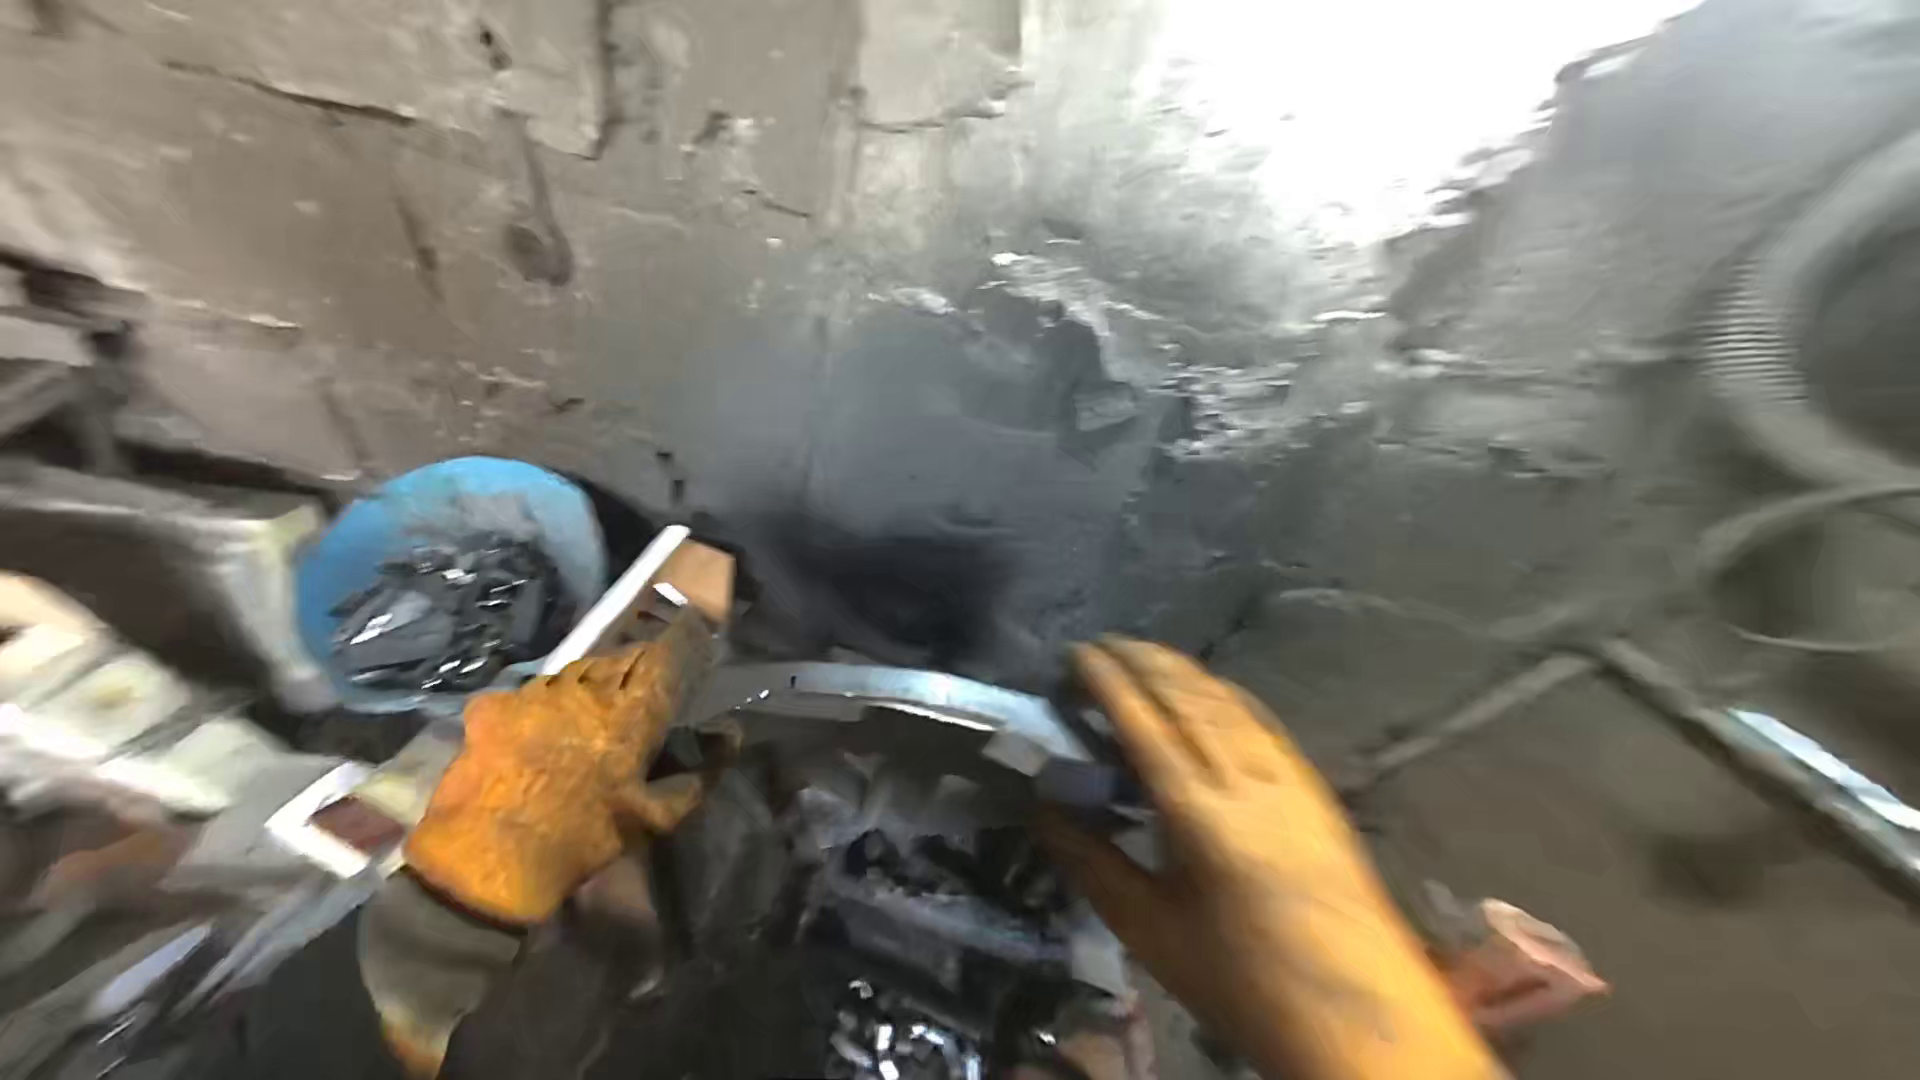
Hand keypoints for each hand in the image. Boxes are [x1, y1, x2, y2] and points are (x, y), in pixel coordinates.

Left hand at [404, 610, 713, 923]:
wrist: (487, 864)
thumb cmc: (583, 838)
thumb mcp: (656, 817)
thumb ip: (700, 775)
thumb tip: (732, 735)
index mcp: (631, 714)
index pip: (661, 660)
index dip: (675, 649)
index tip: (683, 649)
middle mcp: (587, 692)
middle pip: (618, 658)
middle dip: (633, 665)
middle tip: (635, 686)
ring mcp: (536, 695)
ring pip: (573, 669)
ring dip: (588, 679)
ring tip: (588, 701)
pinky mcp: (494, 707)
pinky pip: (527, 688)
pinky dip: (540, 699)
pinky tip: (537, 721)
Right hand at [1039, 638, 1503, 1079]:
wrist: (1365, 1029)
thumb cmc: (1244, 985)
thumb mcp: (1151, 931)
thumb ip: (1092, 863)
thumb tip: (1043, 807)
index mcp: (1199, 815)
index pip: (1143, 723)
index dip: (1107, 681)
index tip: (1078, 653)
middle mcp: (1244, 780)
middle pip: (1185, 697)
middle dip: (1140, 660)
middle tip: (1102, 643)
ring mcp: (1285, 779)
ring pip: (1224, 701)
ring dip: (1179, 668)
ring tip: (1143, 652)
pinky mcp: (1312, 788)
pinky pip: (1260, 719)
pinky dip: (1223, 691)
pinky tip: (1209, 686)